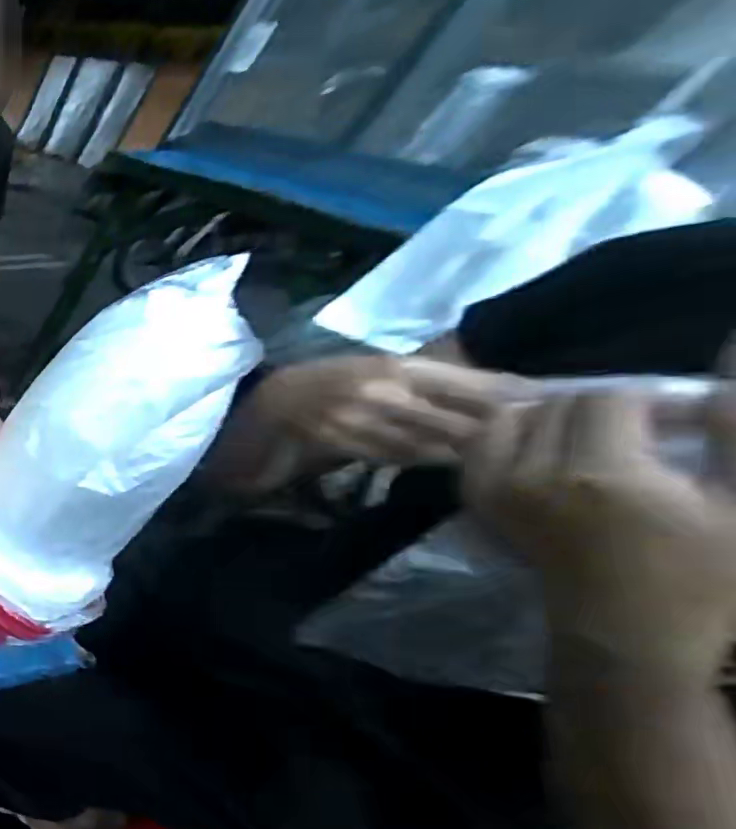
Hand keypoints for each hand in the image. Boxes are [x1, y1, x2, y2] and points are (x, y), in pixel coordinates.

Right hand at [256, 355, 531, 465]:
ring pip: (434, 443)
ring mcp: (363, 420)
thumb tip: (508, 389)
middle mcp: (384, 392)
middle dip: (500, 430)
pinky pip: (400, 456)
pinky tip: (444, 462)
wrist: (273, 400)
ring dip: (469, 452)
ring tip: (504, 459)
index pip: (475, 383)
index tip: (555, 407)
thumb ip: (434, 377)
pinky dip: (427, 460)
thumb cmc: (332, 379)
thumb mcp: (383, 367)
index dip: (518, 397)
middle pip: (462, 418)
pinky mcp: (346, 443)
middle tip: (541, 442)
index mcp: (400, 367)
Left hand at [463, 388, 735, 683]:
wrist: (629, 625)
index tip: (681, 419)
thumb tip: (721, 382)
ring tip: (595, 437)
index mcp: (598, 473)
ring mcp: (493, 487)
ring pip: (509, 420)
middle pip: (555, 406)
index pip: (606, 399)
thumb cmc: (705, 572)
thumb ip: (733, 435)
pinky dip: (509, 436)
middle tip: (643, 428)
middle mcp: (530, 474)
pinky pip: (480, 447)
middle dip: (602, 407)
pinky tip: (548, 449)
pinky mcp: (477, 500)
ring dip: (550, 417)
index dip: (651, 400)